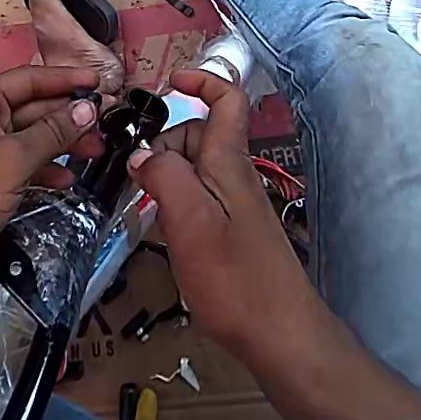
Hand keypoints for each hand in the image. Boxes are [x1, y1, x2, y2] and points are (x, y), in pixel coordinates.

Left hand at [0, 65, 104, 316]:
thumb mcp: (12, 160)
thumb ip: (52, 133)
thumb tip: (86, 109)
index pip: (27, 79)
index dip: (64, 79)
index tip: (98, 83)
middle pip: (31, 107)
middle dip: (67, 115)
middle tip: (106, 122)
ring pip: (29, 138)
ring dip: (61, 143)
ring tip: (96, 151)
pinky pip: (22, 165)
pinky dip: (45, 170)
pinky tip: (67, 179)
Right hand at [128, 69, 314, 357]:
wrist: (283, 339)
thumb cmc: (236, 277)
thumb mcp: (190, 220)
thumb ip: (163, 175)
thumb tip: (140, 155)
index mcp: (228, 161)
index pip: (226, 100)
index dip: (200, 81)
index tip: (168, 82)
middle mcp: (232, 174)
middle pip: (196, 133)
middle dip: (162, 142)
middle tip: (137, 174)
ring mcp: (232, 202)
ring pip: (190, 165)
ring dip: (162, 173)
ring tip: (145, 203)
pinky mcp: (228, 227)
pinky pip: (194, 194)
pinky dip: (171, 198)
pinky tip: (161, 225)